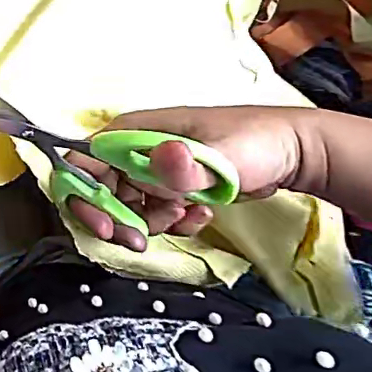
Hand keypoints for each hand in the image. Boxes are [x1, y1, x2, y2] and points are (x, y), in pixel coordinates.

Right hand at [65, 106, 312, 251]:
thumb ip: (190, 164)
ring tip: (183, 216)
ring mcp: (151, 169)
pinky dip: (170, 224)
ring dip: (148, 223)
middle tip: (141, 238)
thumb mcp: (223, 155)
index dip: (84, 197)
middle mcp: (135, 149)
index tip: (108, 227)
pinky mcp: (168, 187)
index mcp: (134, 132)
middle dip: (116, 220)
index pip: (82, 162)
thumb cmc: (255, 142)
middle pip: (97, 190)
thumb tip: (163, 157)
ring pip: (123, 207)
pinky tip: (197, 215)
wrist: (290, 153)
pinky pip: (151, 214)